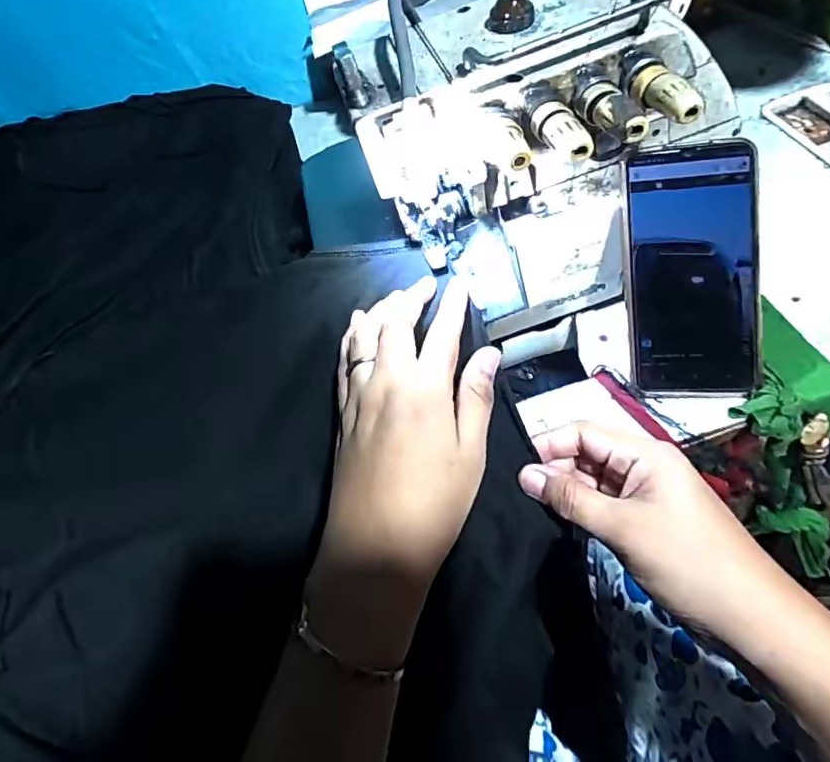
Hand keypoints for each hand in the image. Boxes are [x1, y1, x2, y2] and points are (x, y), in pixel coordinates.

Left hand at [307, 278, 500, 666]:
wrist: (373, 546)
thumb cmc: (434, 503)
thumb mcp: (469, 453)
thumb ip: (475, 397)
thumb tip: (487, 353)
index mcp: (425, 388)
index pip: (441, 332)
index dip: (453, 305)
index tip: (460, 283)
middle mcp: (388, 380)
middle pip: (395, 322)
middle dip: (411, 297)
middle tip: (427, 285)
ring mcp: (359, 393)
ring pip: (365, 335)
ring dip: (381, 310)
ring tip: (395, 298)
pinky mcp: (342, 410)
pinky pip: (344, 359)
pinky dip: (352, 336)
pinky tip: (357, 326)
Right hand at [519, 421, 782, 629]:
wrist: (752, 616)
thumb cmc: (687, 562)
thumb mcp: (622, 528)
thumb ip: (571, 498)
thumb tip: (525, 474)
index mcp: (646, 453)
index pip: (585, 432)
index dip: (550, 444)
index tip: (518, 466)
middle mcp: (647, 464)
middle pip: (591, 453)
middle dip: (558, 468)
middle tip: (525, 493)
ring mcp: (651, 492)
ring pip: (599, 479)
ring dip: (572, 490)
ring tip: (540, 507)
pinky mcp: (653, 519)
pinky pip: (611, 502)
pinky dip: (589, 509)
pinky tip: (569, 522)